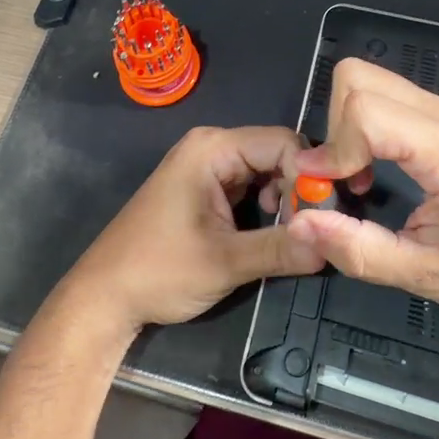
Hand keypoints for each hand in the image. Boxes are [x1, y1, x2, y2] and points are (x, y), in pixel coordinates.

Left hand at [58, 126, 326, 331]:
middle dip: (299, 189)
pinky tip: (273, 234)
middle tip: (314, 230)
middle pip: (277, 154)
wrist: (105, 296)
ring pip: (267, 171)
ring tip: (294, 236)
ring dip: (285, 201)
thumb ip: (280, 248)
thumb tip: (333, 244)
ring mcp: (207, 167)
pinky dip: (268, 208)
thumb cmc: (159, 271)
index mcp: (213, 149)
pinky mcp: (206, 189)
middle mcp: (212, 147)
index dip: (309, 176)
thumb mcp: (225, 262)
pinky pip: (251, 186)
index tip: (325, 217)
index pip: (283, 143)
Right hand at [287, 58, 438, 333]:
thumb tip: (301, 224)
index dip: (333, 149)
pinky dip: (365, 125)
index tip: (326, 192)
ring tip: (355, 178)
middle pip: (358, 77)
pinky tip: (374, 172)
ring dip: (347, 124)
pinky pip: (388, 99)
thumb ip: (357, 250)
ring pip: (370, 81)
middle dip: (333, 124)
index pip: (364, 110)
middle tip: (339, 178)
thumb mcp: (426, 275)